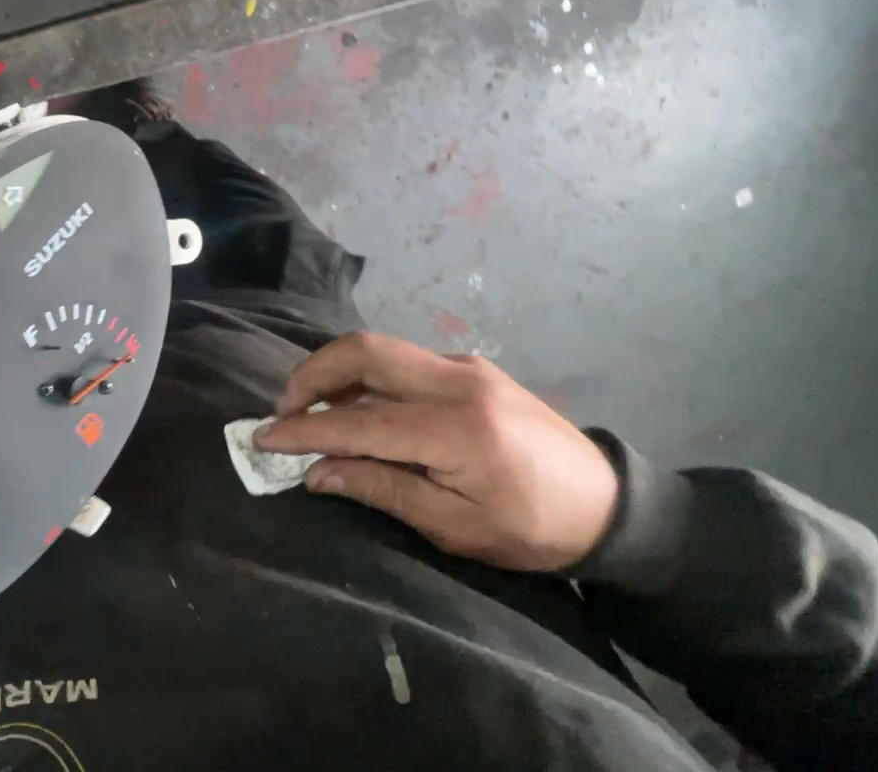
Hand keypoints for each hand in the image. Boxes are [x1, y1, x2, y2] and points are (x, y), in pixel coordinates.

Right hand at [251, 332, 617, 571]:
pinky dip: (365, 375)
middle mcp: (458, 382)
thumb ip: (382, 490)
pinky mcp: (470, 366)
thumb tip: (316, 473)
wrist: (613, 507)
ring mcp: (466, 366)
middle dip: (311, 374)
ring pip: (380, 348)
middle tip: (285, 410)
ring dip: (335, 371)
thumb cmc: (534, 529)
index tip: (263, 438)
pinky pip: (402, 360)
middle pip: (364, 351)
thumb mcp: (456, 527)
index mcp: (458, 430)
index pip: (360, 420)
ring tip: (313, 410)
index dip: (305, 429)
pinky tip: (358, 406)